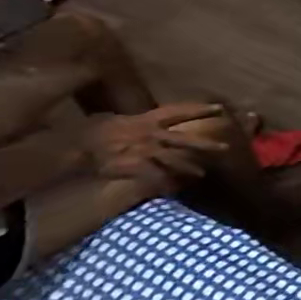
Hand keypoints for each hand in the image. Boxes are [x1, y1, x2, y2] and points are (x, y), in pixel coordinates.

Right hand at [81, 104, 226, 188]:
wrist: (74, 145)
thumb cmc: (94, 132)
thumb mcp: (117, 120)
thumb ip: (136, 120)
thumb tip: (142, 118)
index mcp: (148, 119)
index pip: (179, 112)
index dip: (200, 110)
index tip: (220, 109)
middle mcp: (152, 134)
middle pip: (185, 139)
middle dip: (206, 145)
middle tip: (226, 148)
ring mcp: (145, 150)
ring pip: (174, 159)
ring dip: (188, 168)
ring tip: (202, 174)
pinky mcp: (136, 165)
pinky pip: (155, 176)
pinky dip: (163, 183)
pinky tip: (171, 190)